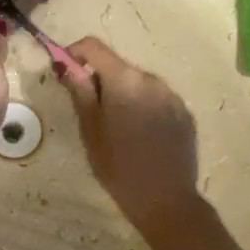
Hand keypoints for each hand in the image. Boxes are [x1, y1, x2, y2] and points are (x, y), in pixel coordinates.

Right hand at [62, 37, 205, 244]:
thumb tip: (66, 65)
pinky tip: (141, 137)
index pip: (94, 47)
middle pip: (118, 66)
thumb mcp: (90, 130)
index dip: (75, 52)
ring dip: (123, 94)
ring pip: (138, 83)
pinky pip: (157, 99)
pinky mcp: (185, 113)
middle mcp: (151, 79)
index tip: (65, 71)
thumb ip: (80, 91)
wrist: (166, 202)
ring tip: (118, 129)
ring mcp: (172, 95)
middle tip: (90, 112)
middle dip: (100, 80)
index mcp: (125, 80)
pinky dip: (144, 107)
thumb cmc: (119, 167)